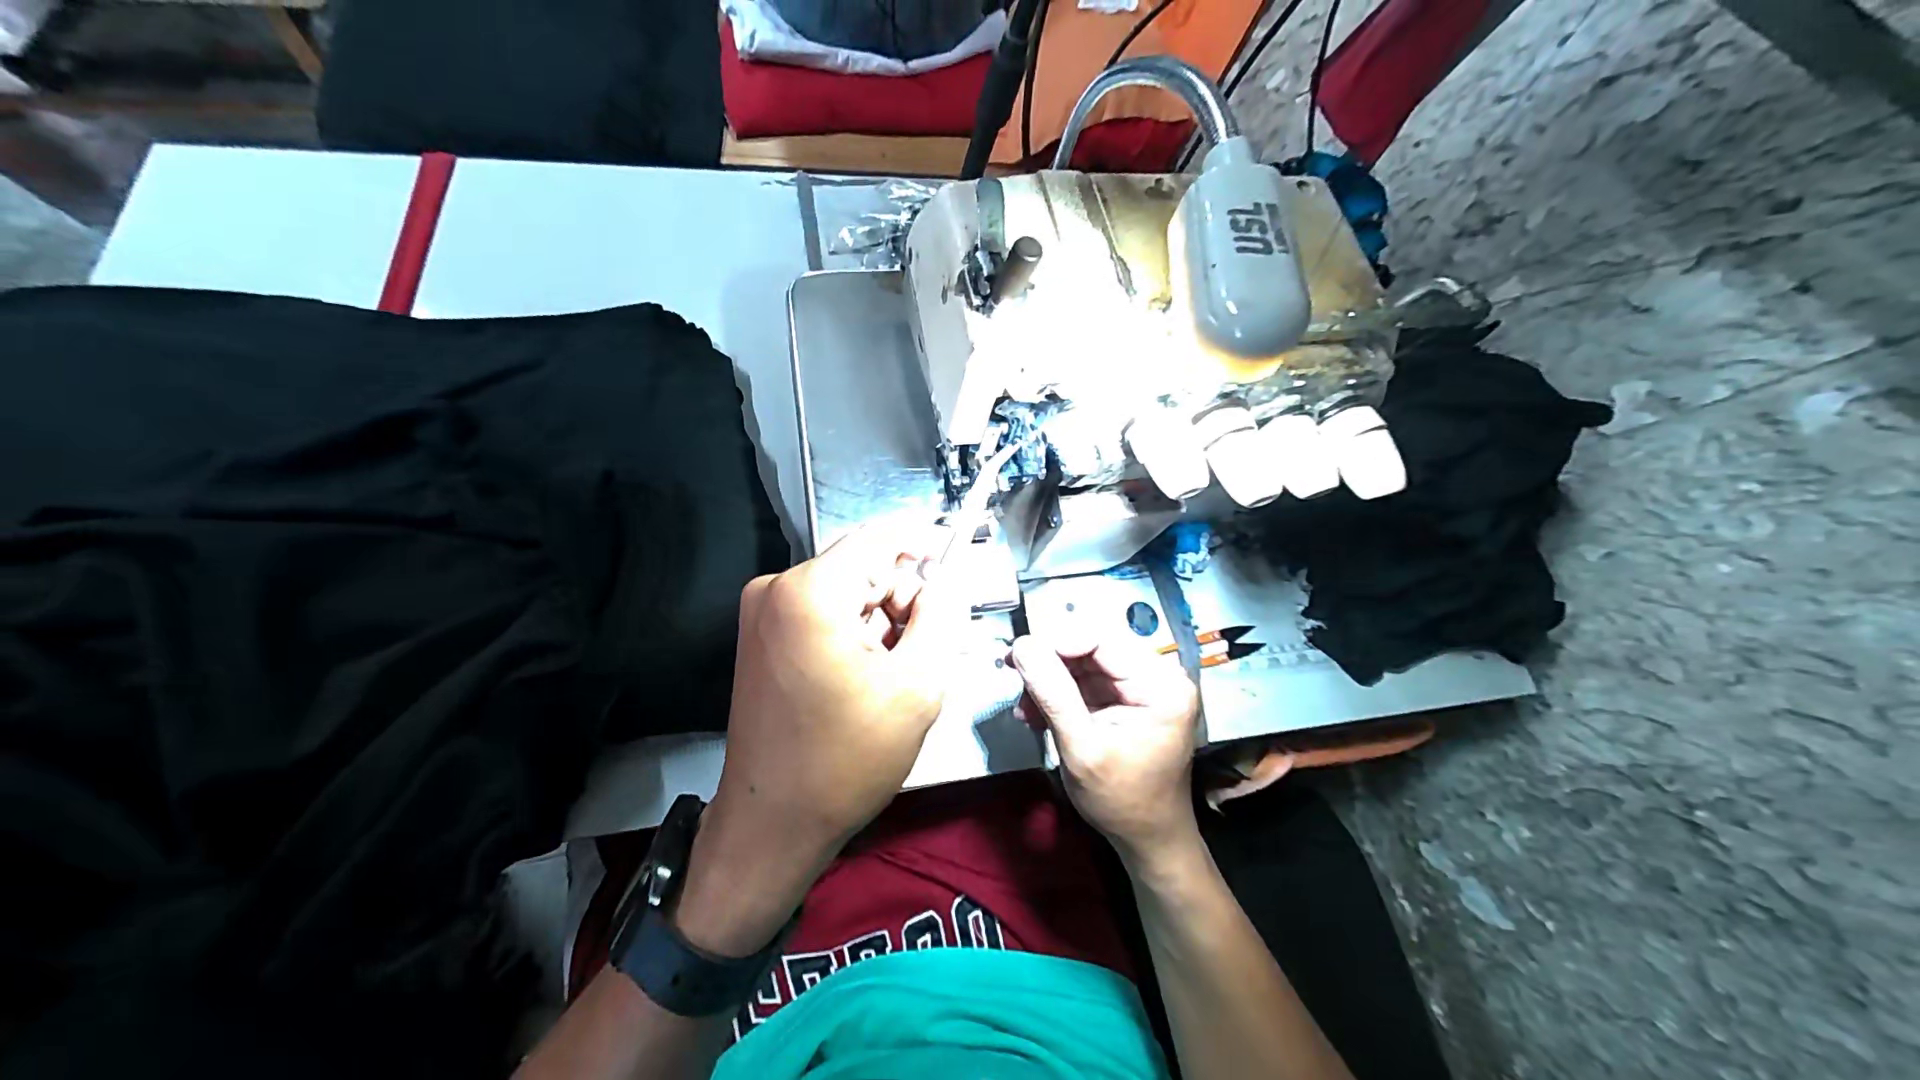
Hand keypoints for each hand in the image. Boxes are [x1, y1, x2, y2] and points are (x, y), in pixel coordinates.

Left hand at [674, 526, 961, 954]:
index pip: (882, 536)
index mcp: (810, 592)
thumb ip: (943, 615)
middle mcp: (777, 588)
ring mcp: (763, 612)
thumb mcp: (917, 686)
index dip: (928, 540)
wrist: (773, 824)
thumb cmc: (846, 761)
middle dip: (907, 596)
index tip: (964, 552)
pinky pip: (825, 612)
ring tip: (900, 673)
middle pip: (864, 565)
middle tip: (933, 645)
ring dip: (885, 620)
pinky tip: (872, 676)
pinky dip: (858, 633)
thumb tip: (950, 575)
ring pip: (848, 591)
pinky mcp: (763, 636)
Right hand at [1010, 631, 1201, 865]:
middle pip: (1092, 649)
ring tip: (1024, 703)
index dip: (1057, 642)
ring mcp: (1142, 688)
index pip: (1103, 641)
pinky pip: (1086, 682)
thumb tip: (1024, 646)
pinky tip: (1036, 711)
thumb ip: (1053, 694)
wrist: (1146, 840)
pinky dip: (1059, 693)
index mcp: (1162, 686)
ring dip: (1049, 680)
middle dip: (1049, 662)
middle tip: (1014, 672)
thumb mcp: (1082, 748)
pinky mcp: (1126, 700)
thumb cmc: (1122, 801)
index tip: (1019, 655)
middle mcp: (1158, 677)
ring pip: (1084, 664)